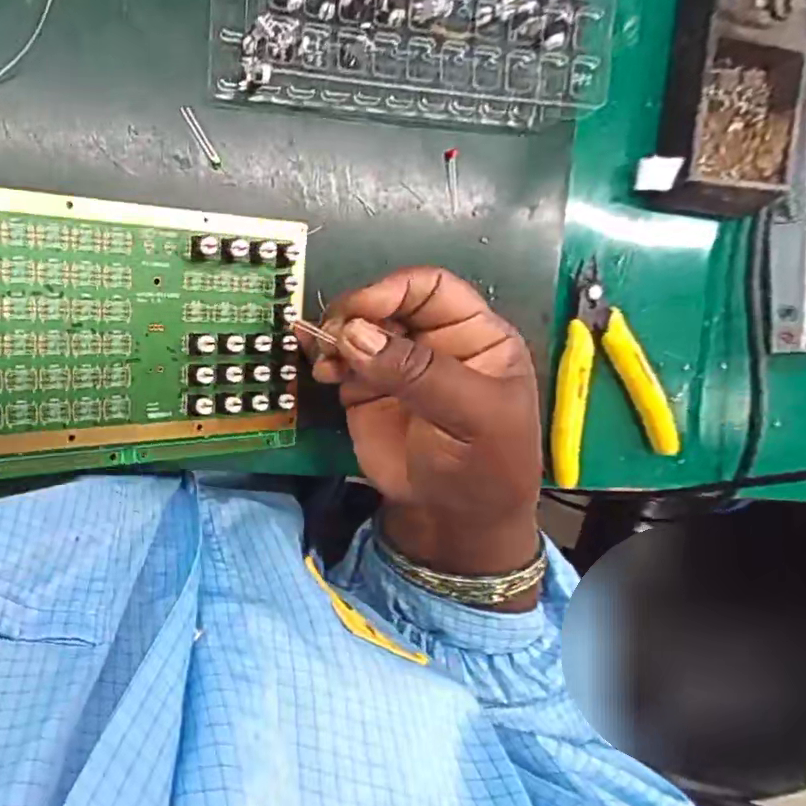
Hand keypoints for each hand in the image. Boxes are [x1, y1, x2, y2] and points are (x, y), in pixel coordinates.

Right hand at [298, 266, 541, 581]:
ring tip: (327, 366)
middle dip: (353, 315)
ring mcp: (393, 366)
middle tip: (332, 340)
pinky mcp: (362, 389)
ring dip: (332, 339)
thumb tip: (352, 335)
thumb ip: (416, 371)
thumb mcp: (468, 415)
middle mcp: (430, 342)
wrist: (450, 516)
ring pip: (354, 330)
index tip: (357, 315)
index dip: (391, 291)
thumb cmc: (483, 464)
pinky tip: (323, 374)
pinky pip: (336, 360)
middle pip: (383, 304)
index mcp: (472, 335)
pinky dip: (322, 359)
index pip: (430, 288)